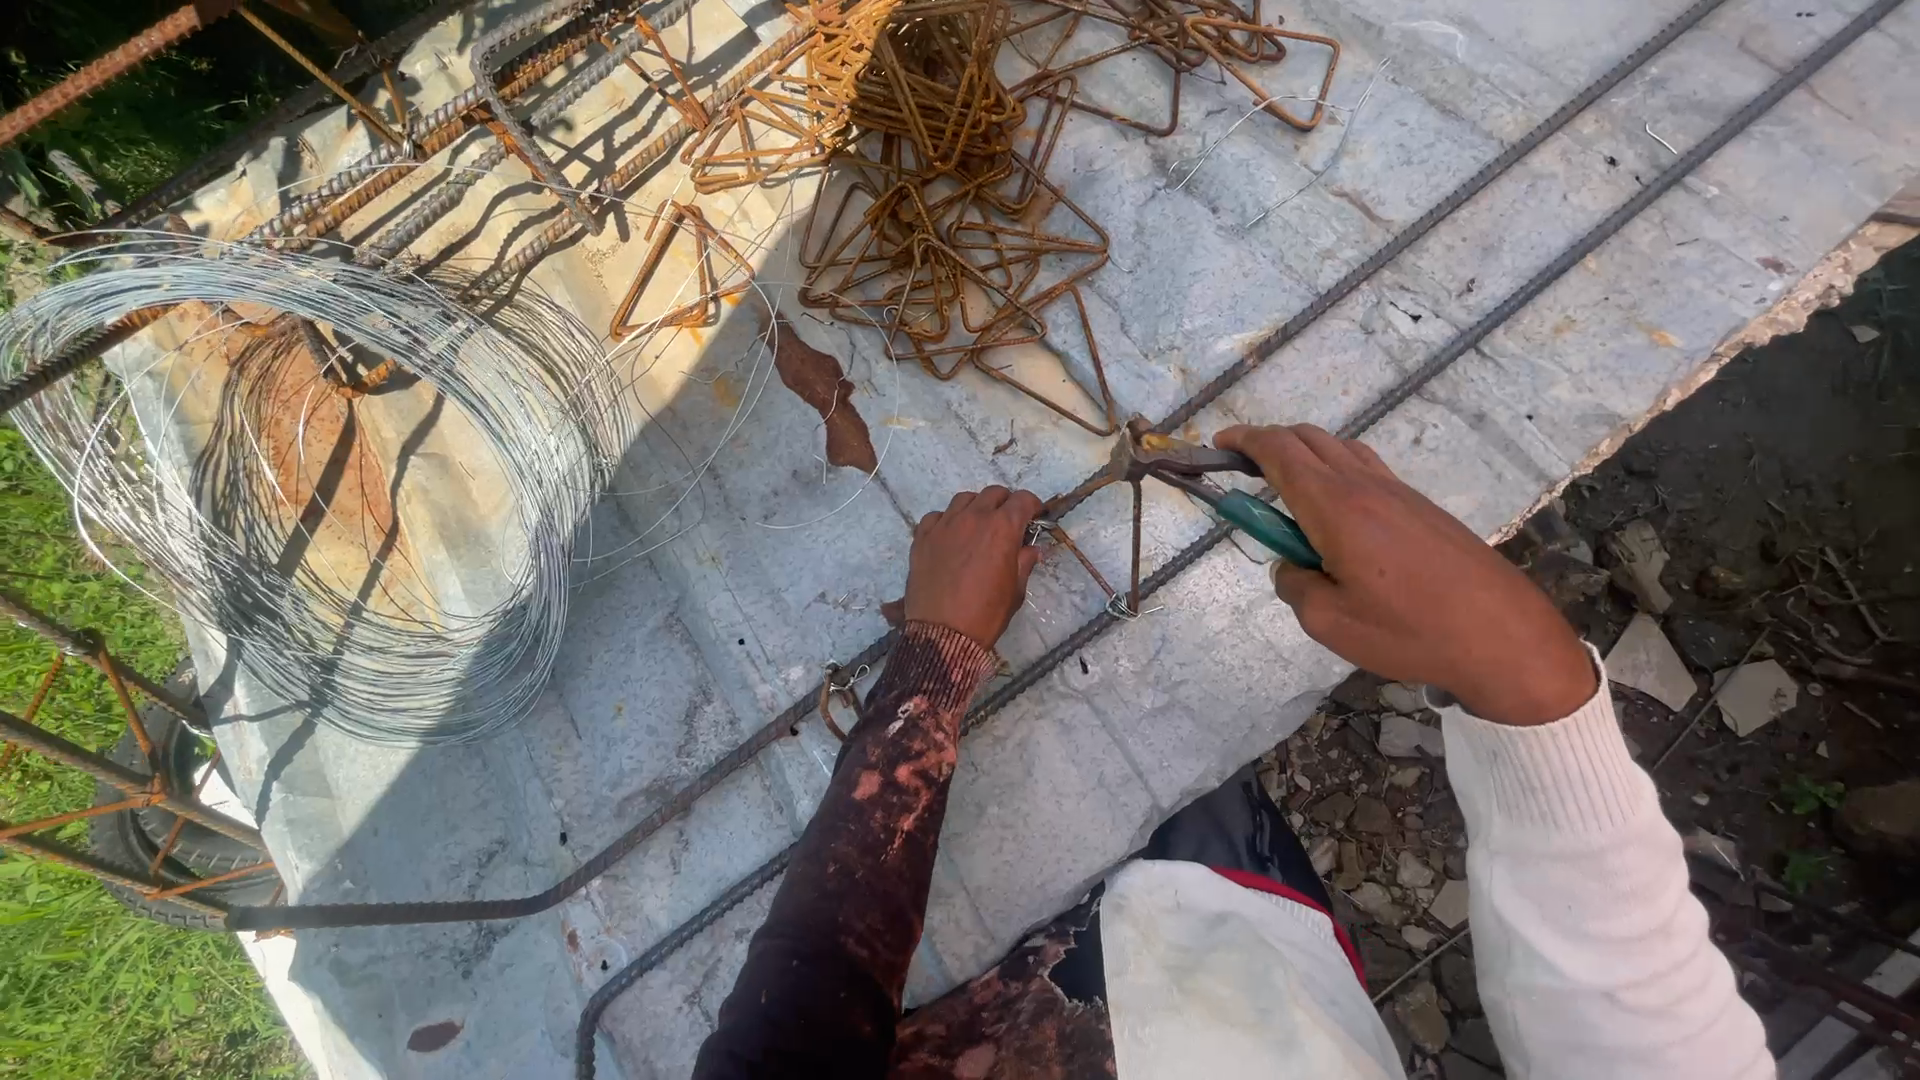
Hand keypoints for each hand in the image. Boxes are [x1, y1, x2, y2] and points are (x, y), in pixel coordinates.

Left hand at [905, 486, 1045, 647]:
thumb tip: (1031, 549)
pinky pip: (936, 516)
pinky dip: (947, 521)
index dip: (1033, 506)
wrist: (942, 634)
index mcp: (1002, 528)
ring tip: (978, 526)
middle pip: (993, 494)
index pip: (1023, 500)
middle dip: (1006, 504)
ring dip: (976, 507)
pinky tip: (951, 537)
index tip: (1035, 516)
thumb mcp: (1016, 590)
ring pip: (963, 499)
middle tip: (1009, 523)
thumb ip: (1024, 562)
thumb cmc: (986, 614)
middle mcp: (973, 518)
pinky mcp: (922, 537)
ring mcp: (944, 525)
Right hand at [1215, 424, 1595, 725]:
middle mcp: (1365, 486)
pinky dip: (1334, 468)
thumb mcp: (1327, 622)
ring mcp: (1398, 492)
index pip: (1279, 452)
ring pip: (1340, 447)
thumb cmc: (1409, 632)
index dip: (1244, 441)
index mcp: (1334, 508)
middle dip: (1268, 441)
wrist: (1504, 638)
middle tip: (1243, 465)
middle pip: (1308, 438)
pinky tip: (1332, 509)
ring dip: (1303, 452)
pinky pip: (1365, 467)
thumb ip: (1293, 585)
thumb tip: (1290, 567)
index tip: (1219, 444)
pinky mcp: (1420, 507)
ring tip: (1284, 486)